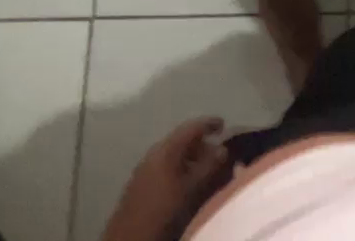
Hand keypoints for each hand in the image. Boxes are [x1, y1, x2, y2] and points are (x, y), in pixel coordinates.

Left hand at [102, 117, 229, 240]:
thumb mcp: (190, 189)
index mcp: (166, 149)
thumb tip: (223, 149)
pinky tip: (187, 181)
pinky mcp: (141, 180)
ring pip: (173, 153)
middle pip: (181, 139)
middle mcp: (154, 152)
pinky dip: (180, 167)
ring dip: (191, 157)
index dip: (208, 124)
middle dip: (201, 144)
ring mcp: (145, 166)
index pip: (190, 128)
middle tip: (218, 155)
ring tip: (205, 170)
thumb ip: (208, 167)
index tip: (224, 125)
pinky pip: (165, 164)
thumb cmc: (163, 209)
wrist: (129, 236)